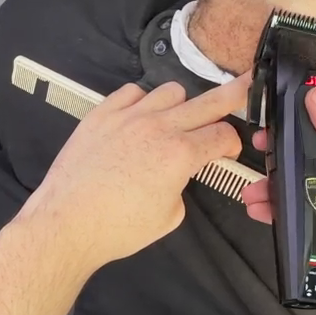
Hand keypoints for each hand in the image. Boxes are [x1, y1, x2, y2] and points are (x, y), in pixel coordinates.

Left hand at [17, 73, 249, 278]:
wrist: (66, 223)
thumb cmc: (118, 228)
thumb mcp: (169, 217)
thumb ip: (182, 186)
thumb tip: (178, 175)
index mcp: (181, 155)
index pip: (223, 135)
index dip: (232, 144)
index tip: (227, 151)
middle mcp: (159, 127)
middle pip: (210, 100)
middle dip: (235, 95)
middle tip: (249, 86)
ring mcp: (129, 116)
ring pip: (171, 91)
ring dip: (181, 105)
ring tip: (175, 121)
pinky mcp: (102, 113)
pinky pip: (132, 92)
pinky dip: (142, 101)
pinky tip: (139, 118)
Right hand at [242, 89, 315, 302]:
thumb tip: (312, 95)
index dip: (308, 111)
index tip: (275, 109)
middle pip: (315, 148)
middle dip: (284, 148)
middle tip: (257, 145)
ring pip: (303, 181)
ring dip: (276, 183)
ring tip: (251, 189)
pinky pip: (301, 212)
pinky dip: (279, 210)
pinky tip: (258, 210)